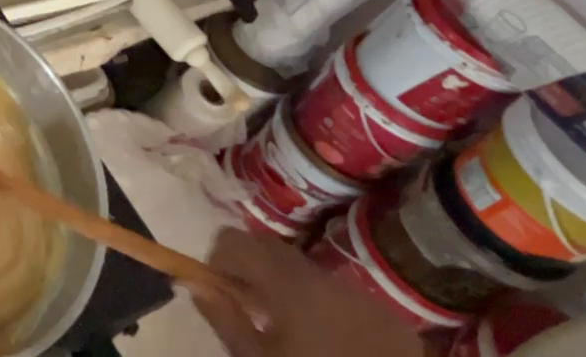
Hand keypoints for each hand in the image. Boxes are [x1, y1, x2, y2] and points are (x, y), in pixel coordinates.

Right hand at [193, 228, 426, 356]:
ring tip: (287, 332)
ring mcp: (364, 299)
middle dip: (250, 269)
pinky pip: (341, 296)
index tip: (220, 291)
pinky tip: (328, 345)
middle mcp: (327, 279)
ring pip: (306, 273)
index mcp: (290, 285)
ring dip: (286, 288)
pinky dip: (322, 307)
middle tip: (246, 309)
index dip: (218, 259)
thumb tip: (193, 282)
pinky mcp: (393, 322)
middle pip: (271, 249)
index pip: (235, 239)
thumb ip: (223, 318)